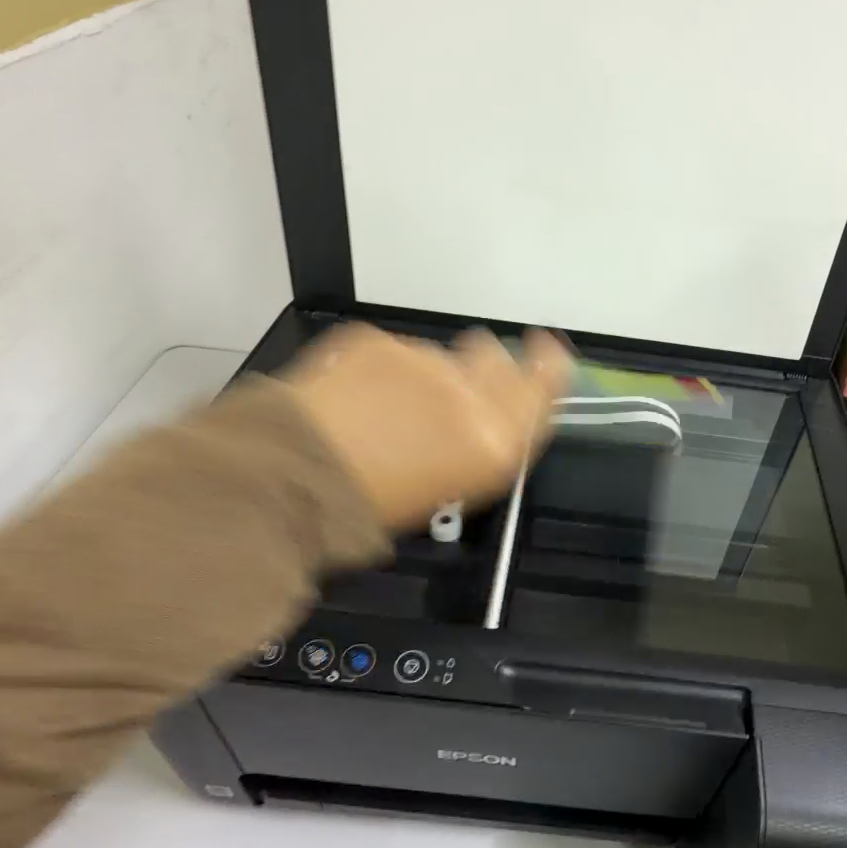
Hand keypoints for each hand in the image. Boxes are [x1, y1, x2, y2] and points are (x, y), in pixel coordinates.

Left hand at [282, 323, 572, 529]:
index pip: (545, 386)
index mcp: (495, 442)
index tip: (547, 350)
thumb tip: (487, 420)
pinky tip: (358, 397)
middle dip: (486, 368)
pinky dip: (385, 368)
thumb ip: (484, 445)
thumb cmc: (376, 506)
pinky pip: (397, 350)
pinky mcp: (379, 341)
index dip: (549, 365)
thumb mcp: (452, 489)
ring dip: (429, 375)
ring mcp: (424, 361)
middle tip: (455, 390)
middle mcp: (469, 395)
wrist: (297, 478)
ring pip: (444, 356)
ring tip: (388, 408)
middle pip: (499, 359)